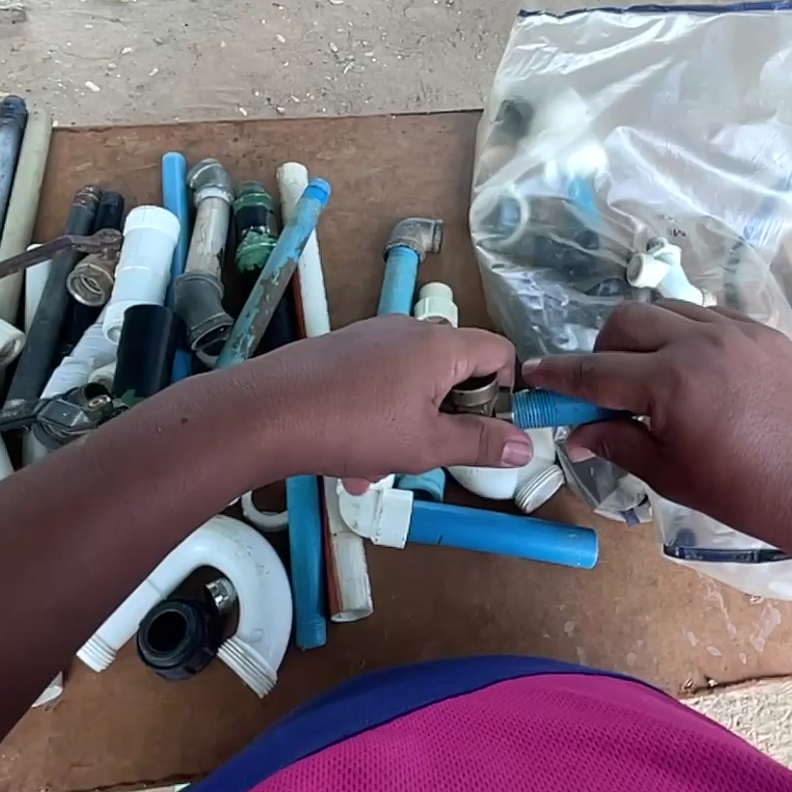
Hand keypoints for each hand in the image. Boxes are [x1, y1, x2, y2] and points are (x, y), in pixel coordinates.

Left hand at [171, 315, 532, 485]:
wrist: (266, 412)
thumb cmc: (354, 427)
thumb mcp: (426, 445)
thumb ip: (480, 443)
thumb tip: (525, 446)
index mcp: (441, 344)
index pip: (499, 351)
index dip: (506, 389)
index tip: (489, 427)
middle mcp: (410, 329)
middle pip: (456, 364)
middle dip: (452, 410)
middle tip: (435, 447)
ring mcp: (373, 335)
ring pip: (415, 377)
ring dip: (413, 419)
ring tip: (383, 463)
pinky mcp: (343, 348)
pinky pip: (381, 378)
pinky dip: (381, 411)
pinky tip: (354, 455)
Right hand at [521, 301, 791, 571]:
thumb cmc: (743, 492)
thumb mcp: (668, 474)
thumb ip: (616, 441)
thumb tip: (574, 434)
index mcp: (671, 383)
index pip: (595, 372)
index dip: (558, 374)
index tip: (533, 373)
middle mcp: (698, 342)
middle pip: (625, 321)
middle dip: (601, 348)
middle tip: (607, 384)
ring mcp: (734, 330)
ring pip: (664, 309)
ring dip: (642, 335)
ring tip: (650, 371)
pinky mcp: (760, 330)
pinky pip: (705, 314)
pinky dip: (684, 332)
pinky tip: (692, 366)